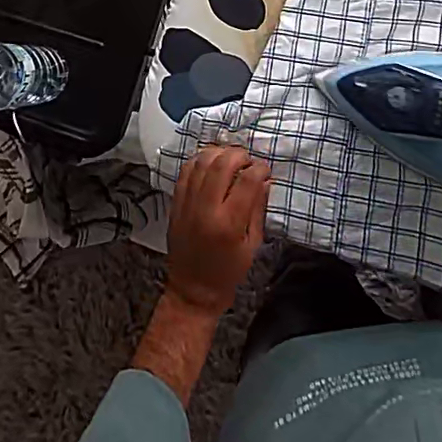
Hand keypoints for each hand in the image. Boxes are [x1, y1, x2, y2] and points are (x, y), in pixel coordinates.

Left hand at [165, 146, 271, 316]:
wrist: (193, 289)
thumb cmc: (228, 272)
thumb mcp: (252, 245)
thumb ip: (258, 209)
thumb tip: (265, 181)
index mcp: (229, 223)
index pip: (247, 181)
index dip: (260, 168)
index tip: (265, 169)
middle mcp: (206, 208)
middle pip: (223, 164)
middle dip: (240, 155)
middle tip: (248, 160)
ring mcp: (188, 202)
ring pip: (202, 161)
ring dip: (219, 153)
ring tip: (231, 158)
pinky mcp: (176, 201)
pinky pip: (186, 170)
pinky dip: (200, 159)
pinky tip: (211, 162)